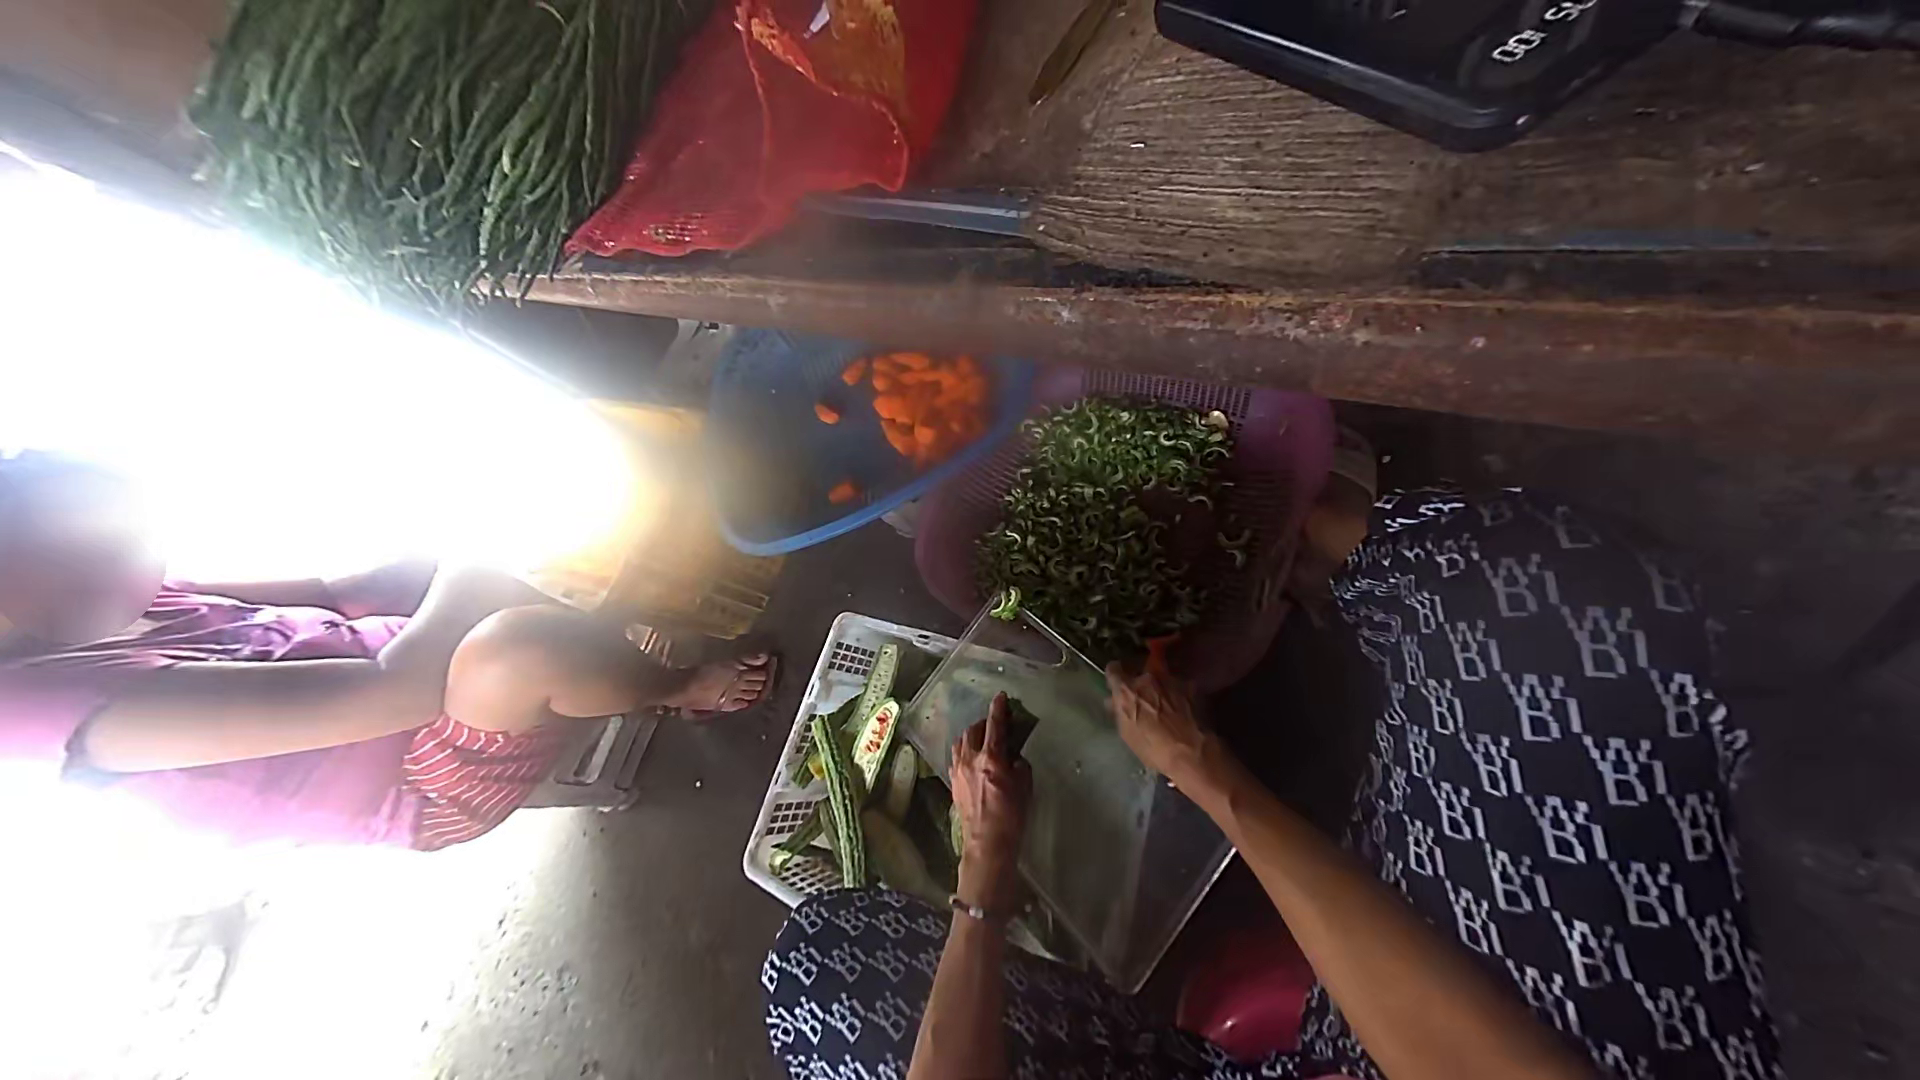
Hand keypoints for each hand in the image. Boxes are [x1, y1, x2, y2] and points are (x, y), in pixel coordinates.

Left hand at [950, 693, 1031, 913]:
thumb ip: (1019, 764)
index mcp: (991, 759)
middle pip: (973, 730)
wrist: (987, 845)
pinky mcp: (953, 782)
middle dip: (984, 723)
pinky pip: (957, 756)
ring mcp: (958, 771)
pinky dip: (965, 751)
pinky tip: (973, 758)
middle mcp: (970, 759)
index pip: (995, 726)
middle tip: (996, 724)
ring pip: (961, 742)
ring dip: (973, 736)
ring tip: (983, 739)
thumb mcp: (1024, 787)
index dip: (999, 709)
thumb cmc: (1011, 817)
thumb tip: (1014, 755)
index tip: (1001, 697)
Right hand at [1106, 662, 1229, 794]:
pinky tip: (1182, 705)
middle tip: (1144, 692)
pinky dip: (1178, 691)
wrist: (1190, 753)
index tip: (1117, 681)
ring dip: (1161, 682)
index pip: (1113, 668)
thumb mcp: (1126, 733)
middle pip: (1141, 666)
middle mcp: (1146, 679)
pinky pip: (1180, 684)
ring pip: (1162, 673)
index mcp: (1126, 690)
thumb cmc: (1152, 748)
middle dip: (1142, 677)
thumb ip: (1119, 711)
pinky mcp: (1189, 687)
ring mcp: (1170, 680)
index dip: (1115, 674)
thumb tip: (1112, 701)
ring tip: (1165, 698)